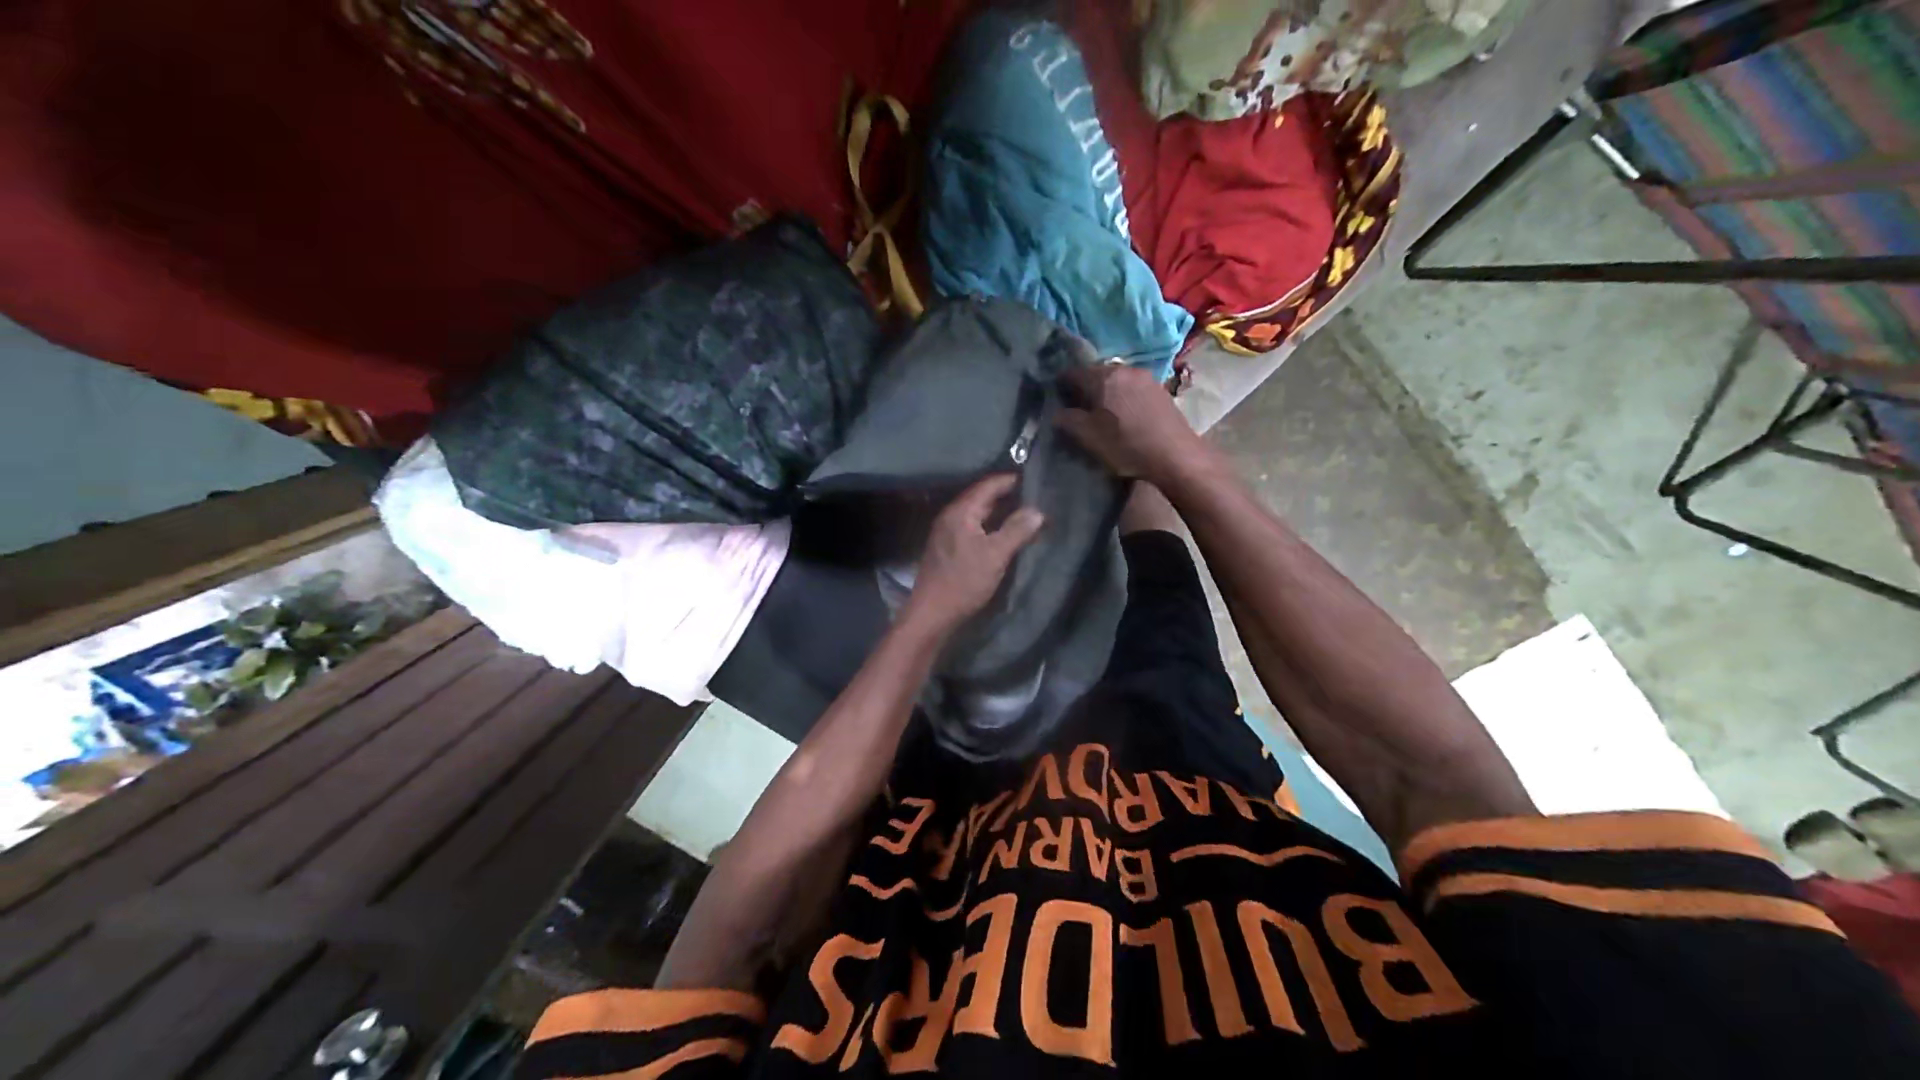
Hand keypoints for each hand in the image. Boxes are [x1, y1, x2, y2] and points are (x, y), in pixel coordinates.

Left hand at [904, 473, 1044, 632]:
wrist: (932, 613)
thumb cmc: (964, 582)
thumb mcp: (995, 555)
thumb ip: (1016, 530)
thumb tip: (1037, 511)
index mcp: (960, 511)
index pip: (988, 485)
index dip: (1011, 480)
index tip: (1035, 480)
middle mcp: (951, 516)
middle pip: (982, 497)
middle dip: (1008, 496)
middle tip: (1035, 497)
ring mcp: (947, 531)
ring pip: (977, 513)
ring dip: (999, 512)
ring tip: (1025, 514)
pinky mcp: (948, 547)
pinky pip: (973, 526)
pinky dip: (990, 525)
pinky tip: (1004, 533)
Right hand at [1056, 365, 1211, 483]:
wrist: (1176, 456)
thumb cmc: (1127, 446)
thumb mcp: (1089, 438)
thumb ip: (1068, 421)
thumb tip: (1058, 412)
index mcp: (1103, 377)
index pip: (1073, 373)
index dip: (1061, 386)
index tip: (1057, 400)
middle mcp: (1124, 369)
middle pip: (1096, 373)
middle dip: (1084, 388)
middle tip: (1078, 409)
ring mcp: (1145, 377)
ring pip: (1115, 380)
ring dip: (1105, 392)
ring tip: (1102, 413)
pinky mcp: (1160, 389)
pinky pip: (1131, 387)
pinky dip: (1122, 396)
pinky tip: (1124, 414)